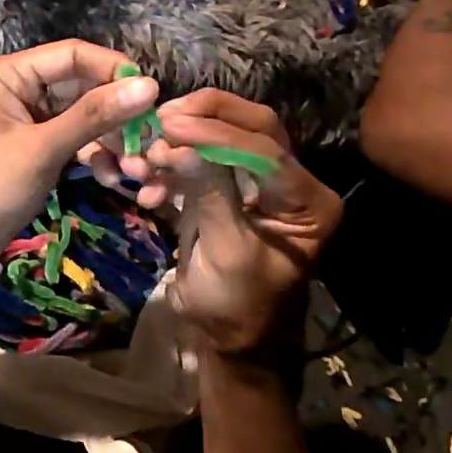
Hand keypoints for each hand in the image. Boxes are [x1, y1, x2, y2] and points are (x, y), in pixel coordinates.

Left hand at [0, 41, 159, 266]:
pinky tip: (112, 176)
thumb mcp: (43, 150)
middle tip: (149, 136)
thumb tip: (150, 86)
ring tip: (135, 165)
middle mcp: (18, 86)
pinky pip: (75, 136)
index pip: (71, 55)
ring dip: (110, 137)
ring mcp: (28, 115)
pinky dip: (94, 153)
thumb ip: (94, 116)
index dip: (113, 69)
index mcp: (6, 74)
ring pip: (83, 113)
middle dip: (115, 111)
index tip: (153, 92)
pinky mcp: (38, 141)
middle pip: (81, 84)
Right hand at [133, 90, 343, 355]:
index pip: (266, 149)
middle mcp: (289, 182)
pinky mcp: (226, 188)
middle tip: (162, 117)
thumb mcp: (226, 250)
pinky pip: (200, 162)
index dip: (218, 133)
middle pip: (251, 127)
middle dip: (204, 118)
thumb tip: (180, 143)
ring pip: (223, 138)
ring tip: (143, 159)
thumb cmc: (237, 303)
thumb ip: (209, 191)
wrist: (224, 335)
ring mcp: (256, 182)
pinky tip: (147, 190)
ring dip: (180, 144)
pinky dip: (171, 169)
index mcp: (308, 201)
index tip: (171, 124)